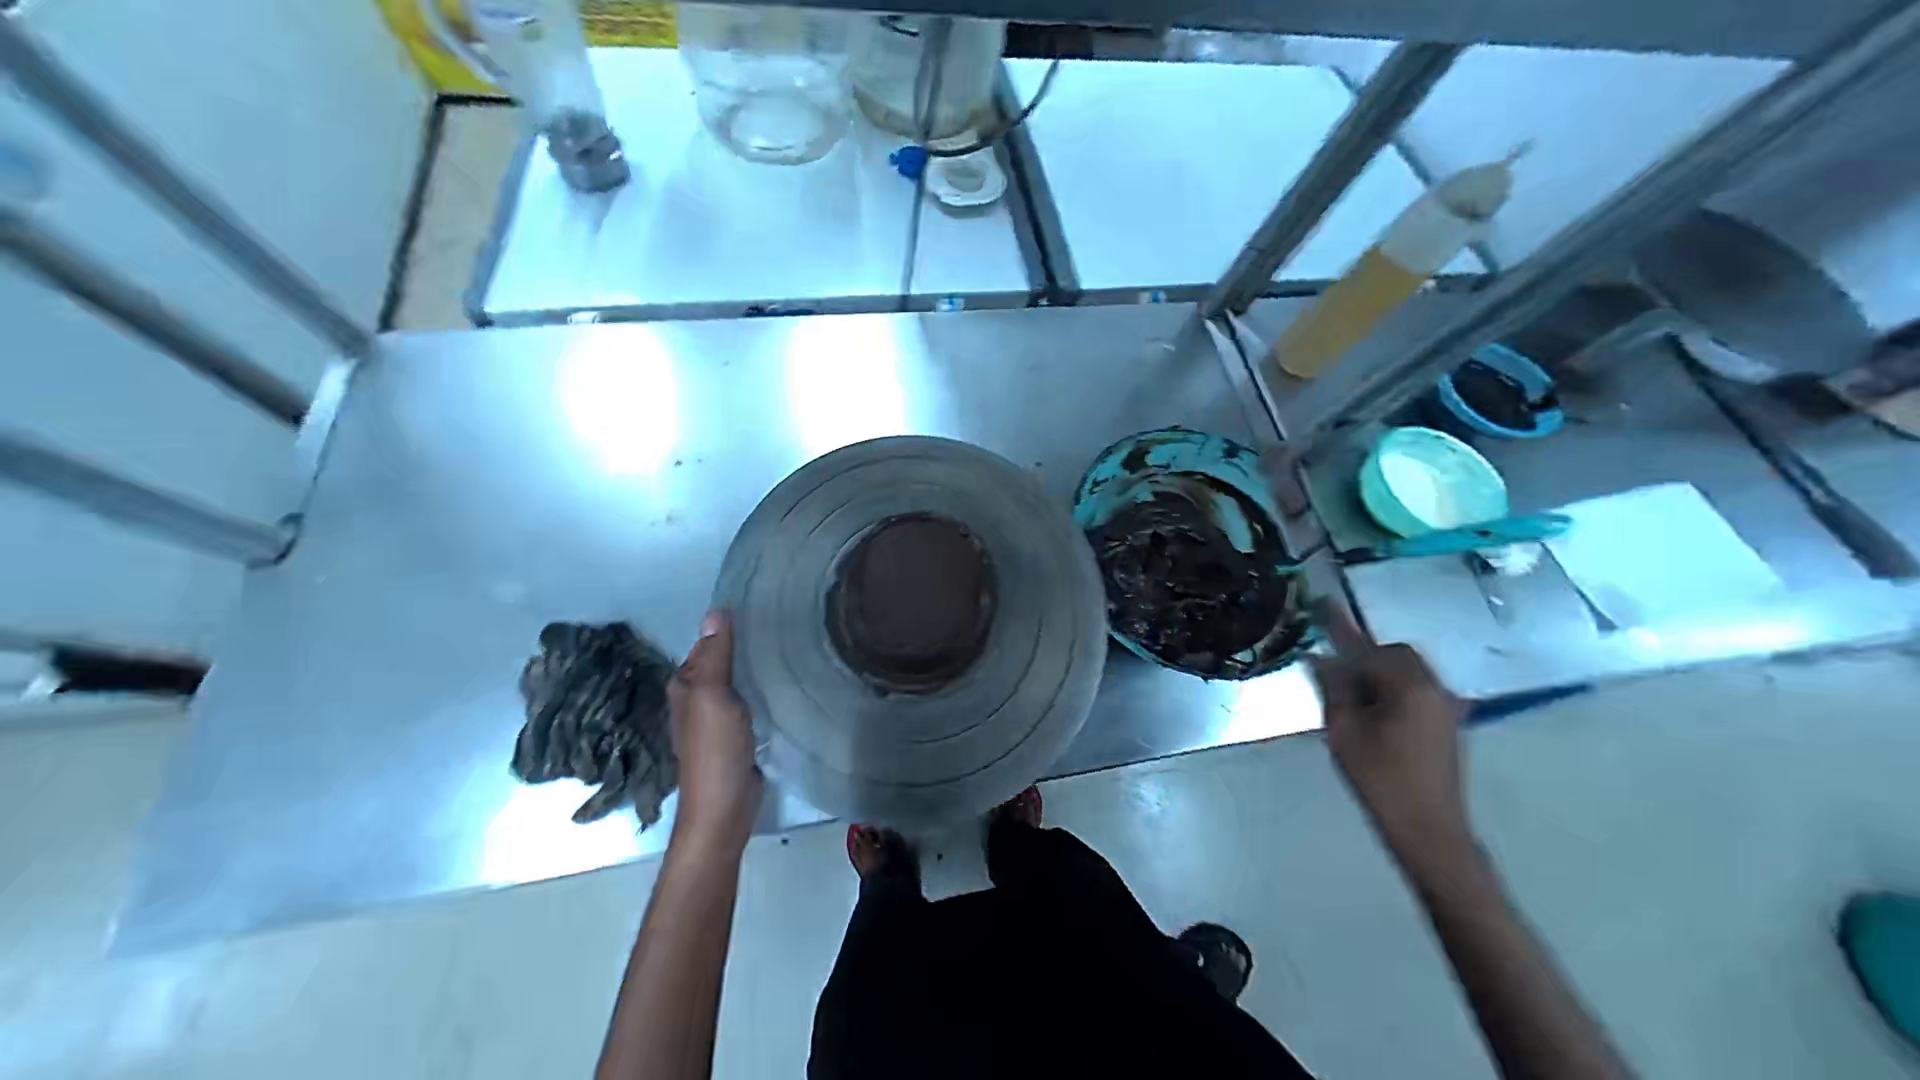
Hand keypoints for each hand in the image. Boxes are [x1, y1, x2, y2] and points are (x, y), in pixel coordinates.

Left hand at [668, 611, 762, 846]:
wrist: (724, 807)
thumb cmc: (715, 749)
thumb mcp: (714, 695)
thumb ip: (715, 655)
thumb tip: (715, 611)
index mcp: (685, 686)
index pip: (708, 644)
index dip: (730, 629)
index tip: (764, 614)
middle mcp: (695, 699)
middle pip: (722, 662)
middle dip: (745, 648)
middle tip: (784, 631)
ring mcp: (715, 720)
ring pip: (736, 683)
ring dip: (754, 670)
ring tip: (788, 653)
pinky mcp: (734, 736)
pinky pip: (748, 703)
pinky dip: (760, 693)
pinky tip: (781, 688)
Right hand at [1311, 605, 1471, 862]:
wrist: (1429, 828)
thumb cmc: (1380, 778)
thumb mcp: (1344, 731)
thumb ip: (1333, 687)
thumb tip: (1320, 657)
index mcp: (1408, 686)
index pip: (1368, 646)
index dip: (1342, 627)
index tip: (1323, 604)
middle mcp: (1434, 687)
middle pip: (1395, 653)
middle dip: (1365, 654)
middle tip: (1335, 672)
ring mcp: (1446, 705)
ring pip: (1408, 670)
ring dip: (1379, 672)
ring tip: (1352, 697)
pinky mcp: (1448, 722)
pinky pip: (1417, 688)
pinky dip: (1393, 688)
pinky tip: (1374, 711)